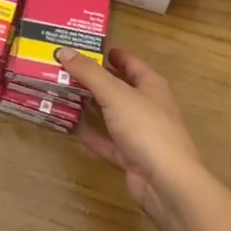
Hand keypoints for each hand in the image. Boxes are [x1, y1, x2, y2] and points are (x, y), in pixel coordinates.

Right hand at [55, 47, 201, 218]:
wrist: (166, 182)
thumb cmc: (145, 128)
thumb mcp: (114, 94)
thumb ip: (89, 72)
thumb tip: (64, 50)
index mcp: (151, 86)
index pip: (131, 63)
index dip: (112, 54)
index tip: (88, 48)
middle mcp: (147, 106)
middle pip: (119, 88)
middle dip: (95, 79)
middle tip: (66, 70)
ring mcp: (140, 133)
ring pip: (112, 115)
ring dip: (92, 106)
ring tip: (65, 94)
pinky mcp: (131, 157)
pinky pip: (108, 141)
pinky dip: (93, 135)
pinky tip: (73, 128)